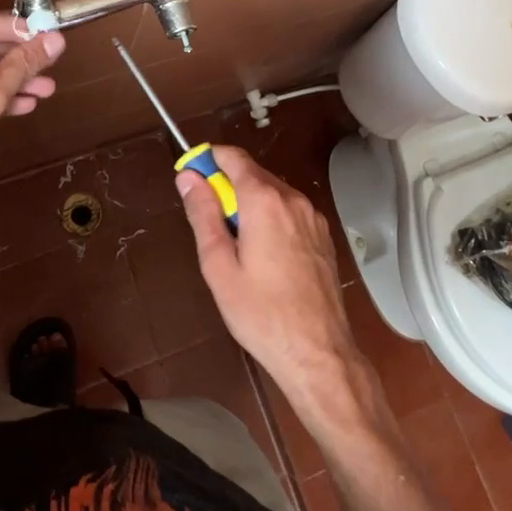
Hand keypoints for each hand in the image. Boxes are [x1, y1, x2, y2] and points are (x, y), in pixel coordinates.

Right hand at [177, 146, 360, 394]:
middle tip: (208, 222)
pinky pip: (289, 211)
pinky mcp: (323, 236)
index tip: (191, 177)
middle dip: (227, 186)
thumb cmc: (260, 313)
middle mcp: (293, 199)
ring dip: (249, 203)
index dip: (209, 159)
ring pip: (273, 193)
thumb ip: (203, 215)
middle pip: (253, 174)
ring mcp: (313, 217)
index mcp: (264, 201)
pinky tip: (263, 255)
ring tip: (234, 246)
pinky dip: (270, 218)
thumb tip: (188, 177)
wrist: (318, 353)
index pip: (233, 157)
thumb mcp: (219, 265)